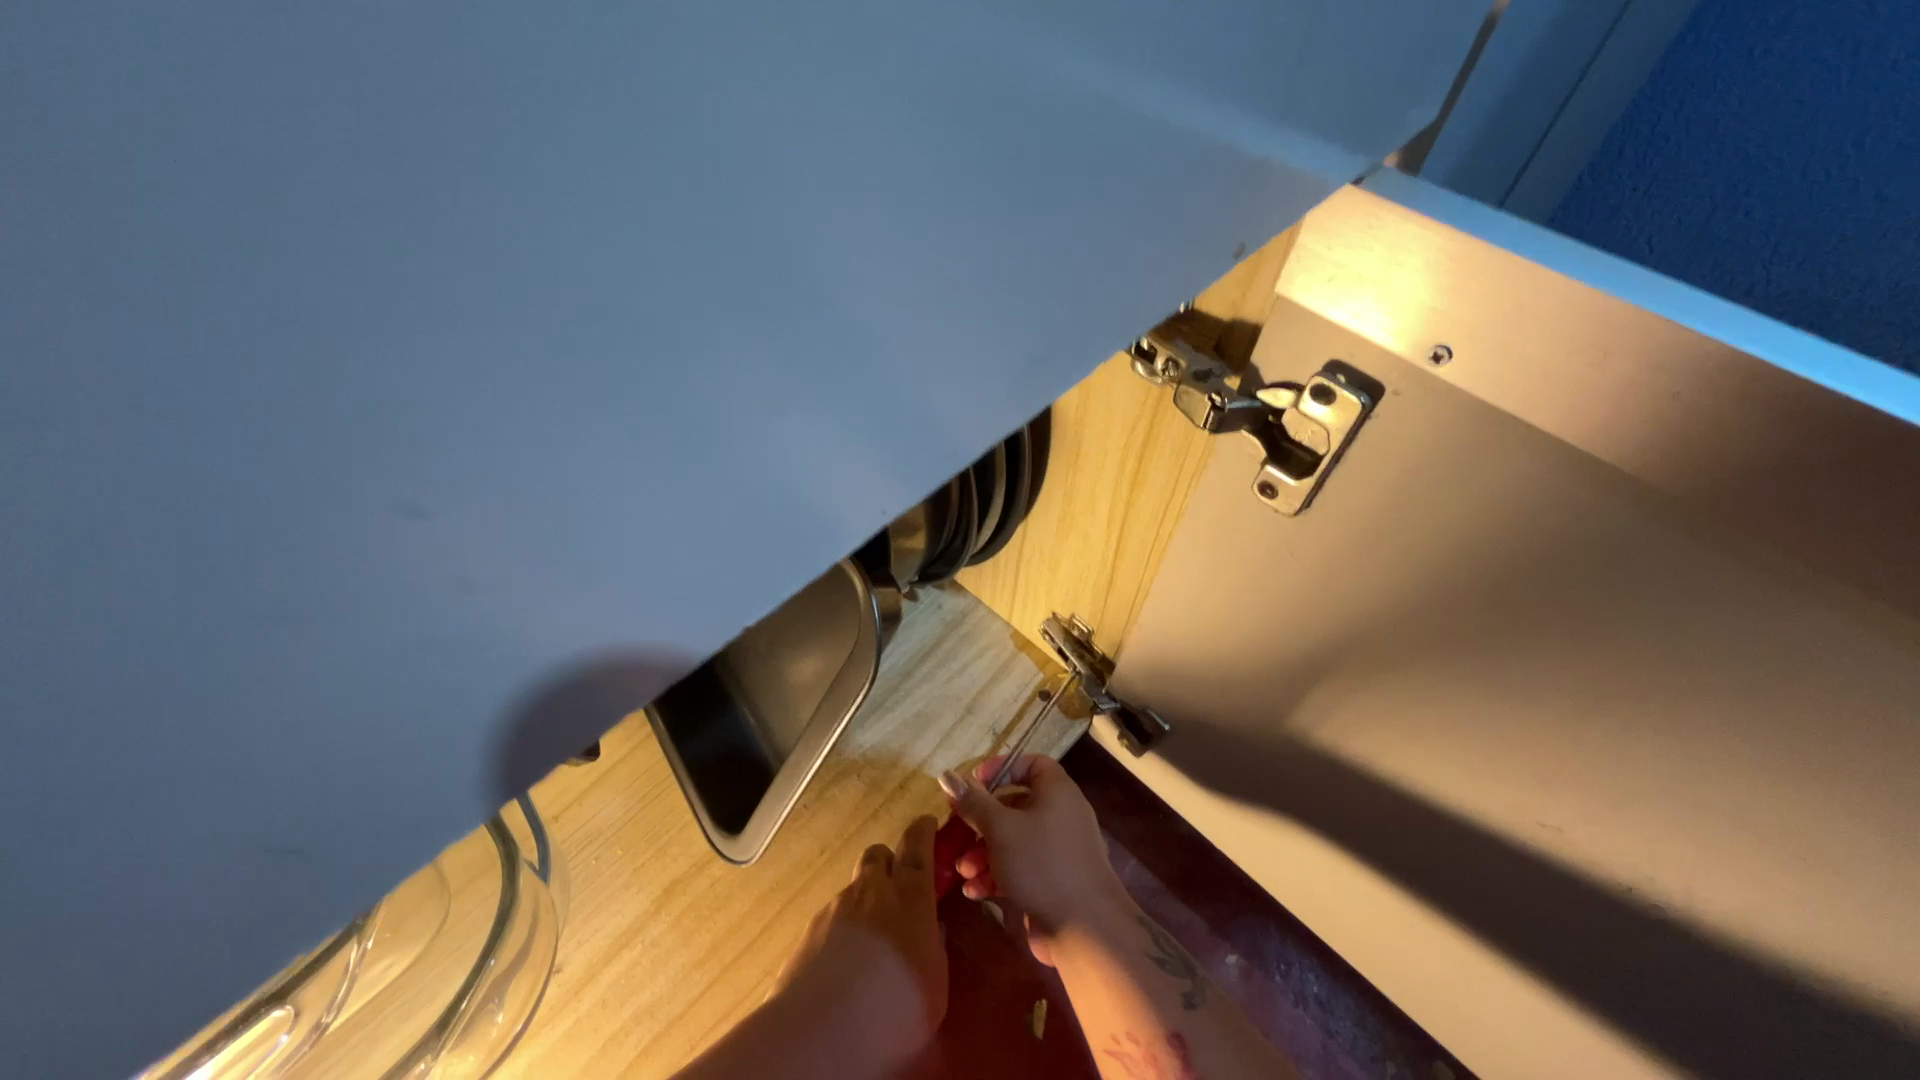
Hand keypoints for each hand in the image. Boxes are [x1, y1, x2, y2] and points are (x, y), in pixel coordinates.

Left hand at [770, 815, 946, 1068]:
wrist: (825, 1030)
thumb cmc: (898, 1007)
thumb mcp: (935, 980)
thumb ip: (933, 947)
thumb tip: (930, 931)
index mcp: (910, 895)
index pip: (917, 846)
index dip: (922, 831)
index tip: (927, 824)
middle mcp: (871, 891)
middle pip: (878, 854)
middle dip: (888, 863)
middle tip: (897, 890)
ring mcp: (836, 908)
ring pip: (853, 889)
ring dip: (864, 903)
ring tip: (871, 943)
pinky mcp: (809, 931)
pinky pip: (832, 918)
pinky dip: (841, 931)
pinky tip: (844, 966)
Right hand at [940, 755, 1130, 962]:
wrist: (1084, 926)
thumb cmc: (1041, 863)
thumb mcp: (1001, 828)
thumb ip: (973, 803)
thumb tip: (946, 776)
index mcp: (1057, 792)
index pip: (1032, 764)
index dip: (1002, 768)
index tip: (974, 782)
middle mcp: (1060, 816)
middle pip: (1015, 806)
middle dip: (983, 822)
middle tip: (959, 832)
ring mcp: (1057, 851)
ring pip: (1013, 841)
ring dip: (984, 854)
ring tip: (963, 870)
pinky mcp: (1050, 881)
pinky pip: (1019, 868)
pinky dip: (997, 875)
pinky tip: (975, 891)